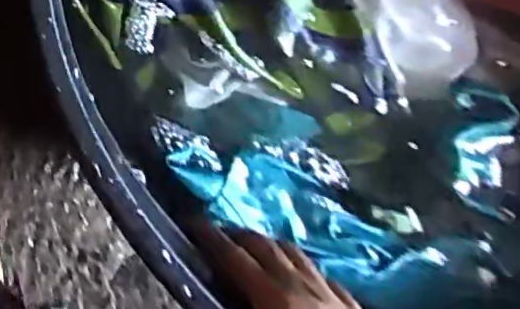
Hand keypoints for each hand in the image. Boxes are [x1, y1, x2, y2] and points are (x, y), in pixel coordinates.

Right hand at [196, 224, 359, 308]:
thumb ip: (231, 306)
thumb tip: (200, 293)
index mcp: (272, 293)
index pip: (227, 250)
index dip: (203, 231)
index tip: (184, 220)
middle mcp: (300, 285)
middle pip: (261, 242)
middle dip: (235, 234)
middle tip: (217, 236)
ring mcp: (334, 297)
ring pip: (295, 253)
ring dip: (271, 246)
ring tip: (257, 251)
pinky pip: (329, 280)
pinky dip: (309, 272)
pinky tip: (305, 281)